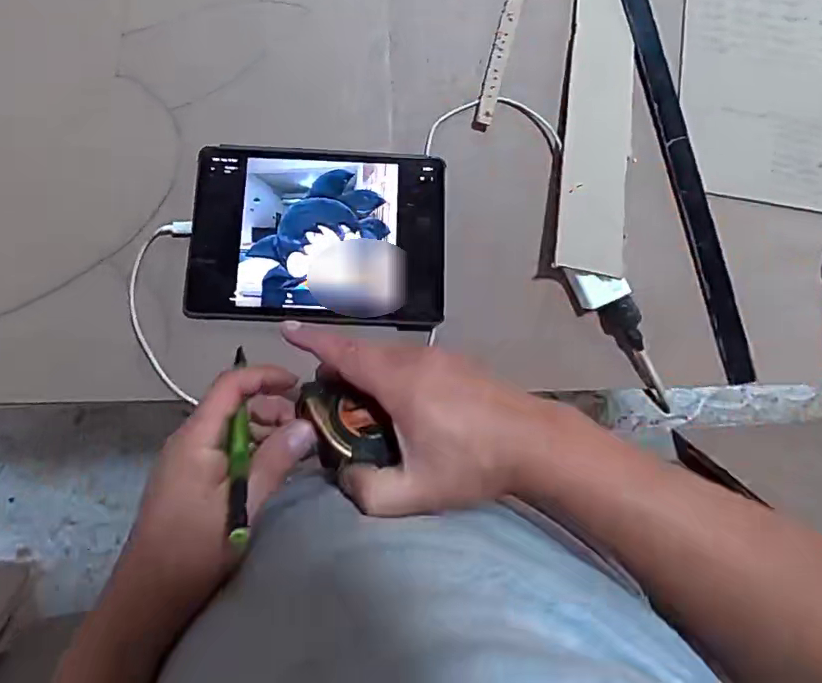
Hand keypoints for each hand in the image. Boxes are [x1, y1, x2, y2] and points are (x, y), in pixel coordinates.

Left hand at [113, 365, 316, 612]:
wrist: (146, 597)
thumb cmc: (194, 548)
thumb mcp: (242, 505)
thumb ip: (274, 461)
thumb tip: (305, 426)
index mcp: (196, 435)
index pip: (231, 384)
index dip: (265, 376)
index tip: (298, 384)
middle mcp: (188, 438)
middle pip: (232, 405)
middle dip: (270, 408)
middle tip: (303, 428)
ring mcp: (185, 458)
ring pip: (228, 428)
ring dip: (261, 431)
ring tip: (293, 449)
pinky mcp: (187, 478)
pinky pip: (221, 448)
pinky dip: (248, 450)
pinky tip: (269, 468)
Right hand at [282, 320, 564, 515]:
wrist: (535, 441)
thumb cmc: (474, 462)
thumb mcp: (418, 490)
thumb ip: (371, 492)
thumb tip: (345, 479)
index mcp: (396, 379)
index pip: (342, 351)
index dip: (311, 340)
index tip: (286, 329)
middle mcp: (412, 357)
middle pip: (361, 353)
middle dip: (337, 367)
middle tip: (329, 400)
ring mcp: (436, 355)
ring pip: (385, 355)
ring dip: (365, 372)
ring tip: (366, 408)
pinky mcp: (453, 361)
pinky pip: (406, 359)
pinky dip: (389, 372)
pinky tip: (405, 406)